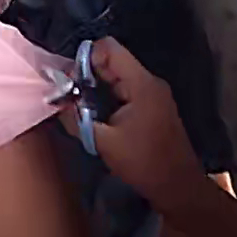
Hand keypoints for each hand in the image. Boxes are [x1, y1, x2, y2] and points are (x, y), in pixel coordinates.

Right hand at [59, 38, 206, 211]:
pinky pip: (126, 87)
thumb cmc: (144, 164)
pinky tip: (99, 113)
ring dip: (98, 85)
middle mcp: (149, 80)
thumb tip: (56, 101)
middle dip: (88, 73)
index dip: (86, 57)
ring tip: (81, 105)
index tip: (71, 80)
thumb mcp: (104, 142)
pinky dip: (109, 94)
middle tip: (71, 94)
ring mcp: (154, 92)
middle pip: (113, 60)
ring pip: (119, 74)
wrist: (180, 188)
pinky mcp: (154, 104)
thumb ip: (77, 118)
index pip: (109, 47)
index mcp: (141, 83)